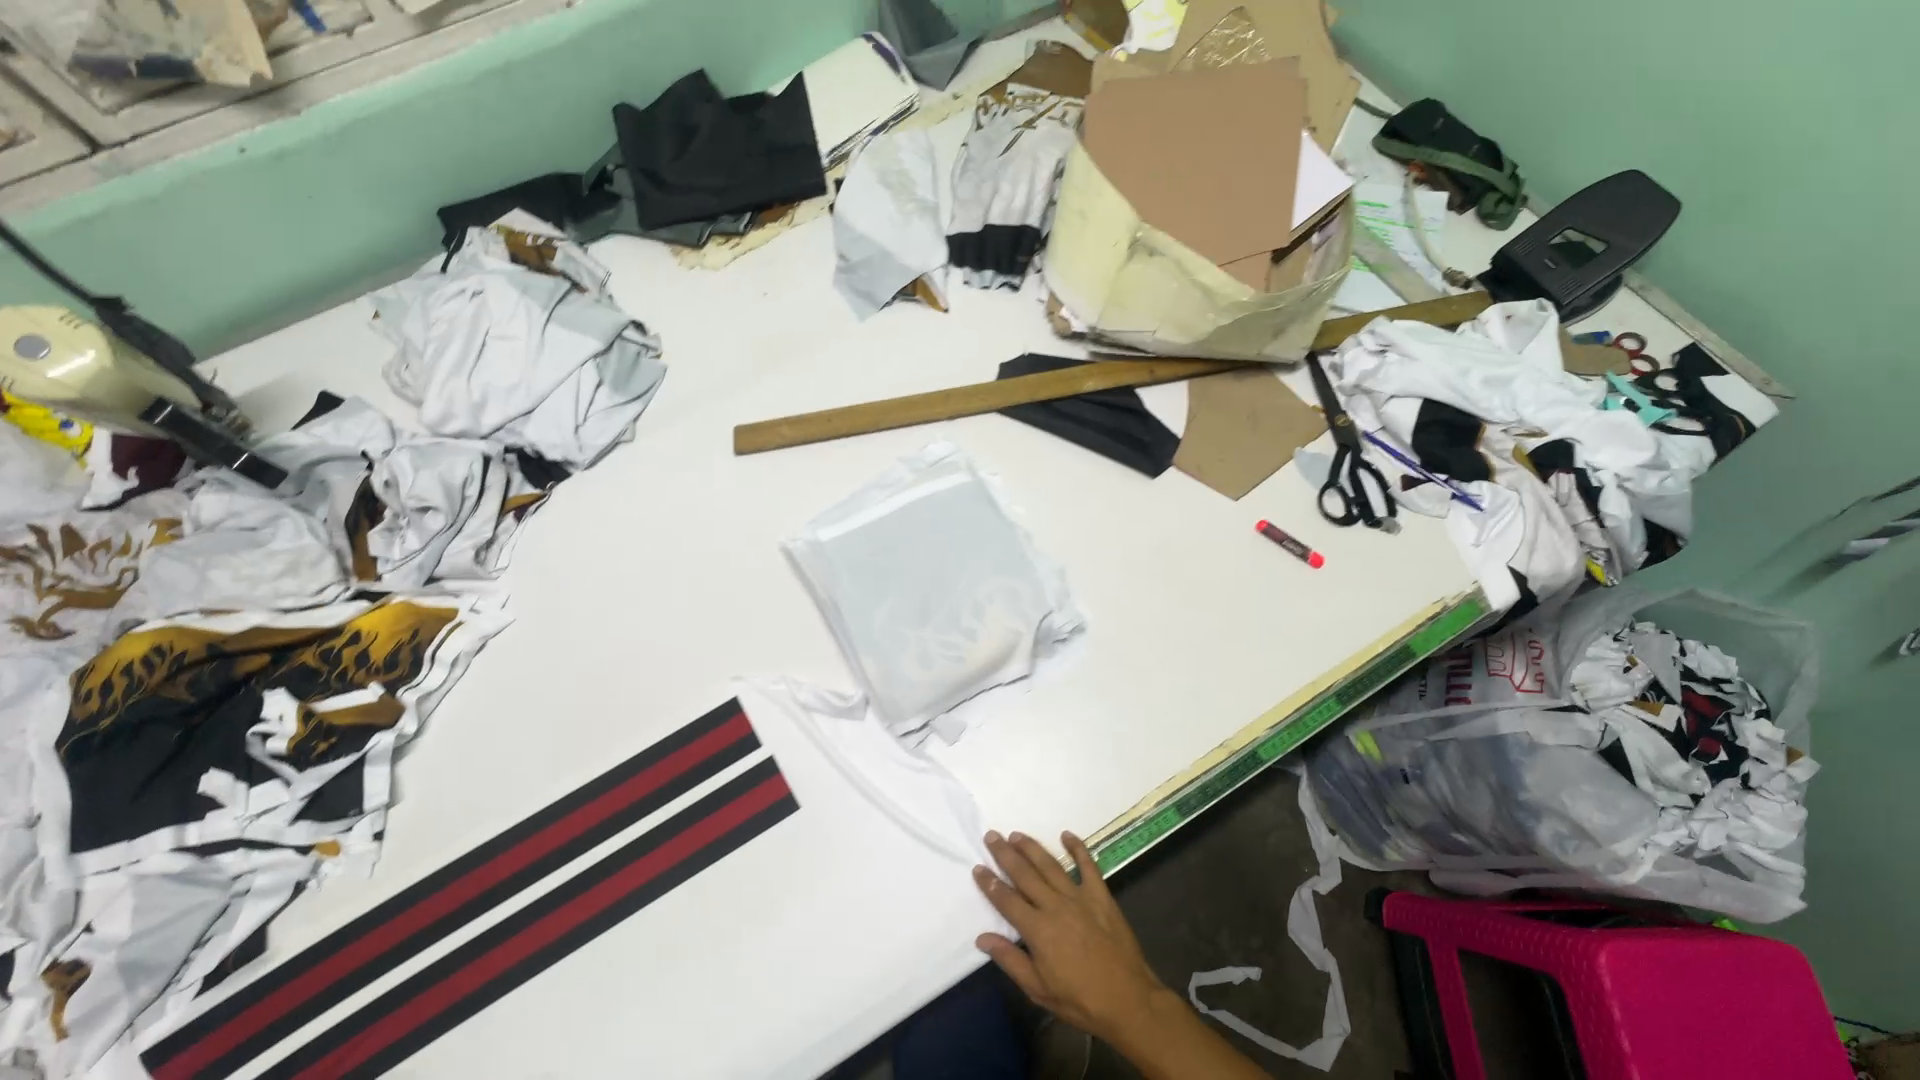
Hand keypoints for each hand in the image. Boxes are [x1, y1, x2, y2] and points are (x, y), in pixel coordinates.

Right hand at [972, 830, 1166, 1041]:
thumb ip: (1010, 960)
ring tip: (1016, 835)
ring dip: (1032, 848)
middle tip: (991, 836)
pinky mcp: (1101, 897)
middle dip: (1005, 854)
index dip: (990, 883)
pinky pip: (1088, 866)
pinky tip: (1067, 835)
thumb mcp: (1038, 989)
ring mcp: (1080, 898)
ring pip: (1051, 865)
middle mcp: (1055, 906)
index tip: (978, 867)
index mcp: (1038, 929)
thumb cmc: (1079, 1000)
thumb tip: (982, 938)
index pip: (1006, 900)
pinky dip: (1078, 848)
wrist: (1128, 1000)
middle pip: (1025, 874)